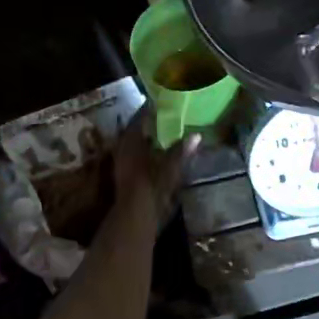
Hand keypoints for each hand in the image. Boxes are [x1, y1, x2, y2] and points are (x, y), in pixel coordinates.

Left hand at [111, 111, 196, 227]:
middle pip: (135, 130)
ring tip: (165, 131)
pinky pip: (135, 155)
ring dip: (147, 137)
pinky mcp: (125, 176)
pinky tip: (158, 153)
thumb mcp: (169, 168)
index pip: (139, 118)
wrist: (134, 218)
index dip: (149, 109)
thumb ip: (181, 151)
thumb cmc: (151, 188)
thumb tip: (197, 135)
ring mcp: (121, 163)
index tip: (162, 101)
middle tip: (166, 114)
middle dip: (149, 123)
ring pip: (134, 143)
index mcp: (131, 142)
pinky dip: (146, 150)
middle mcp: (123, 149)